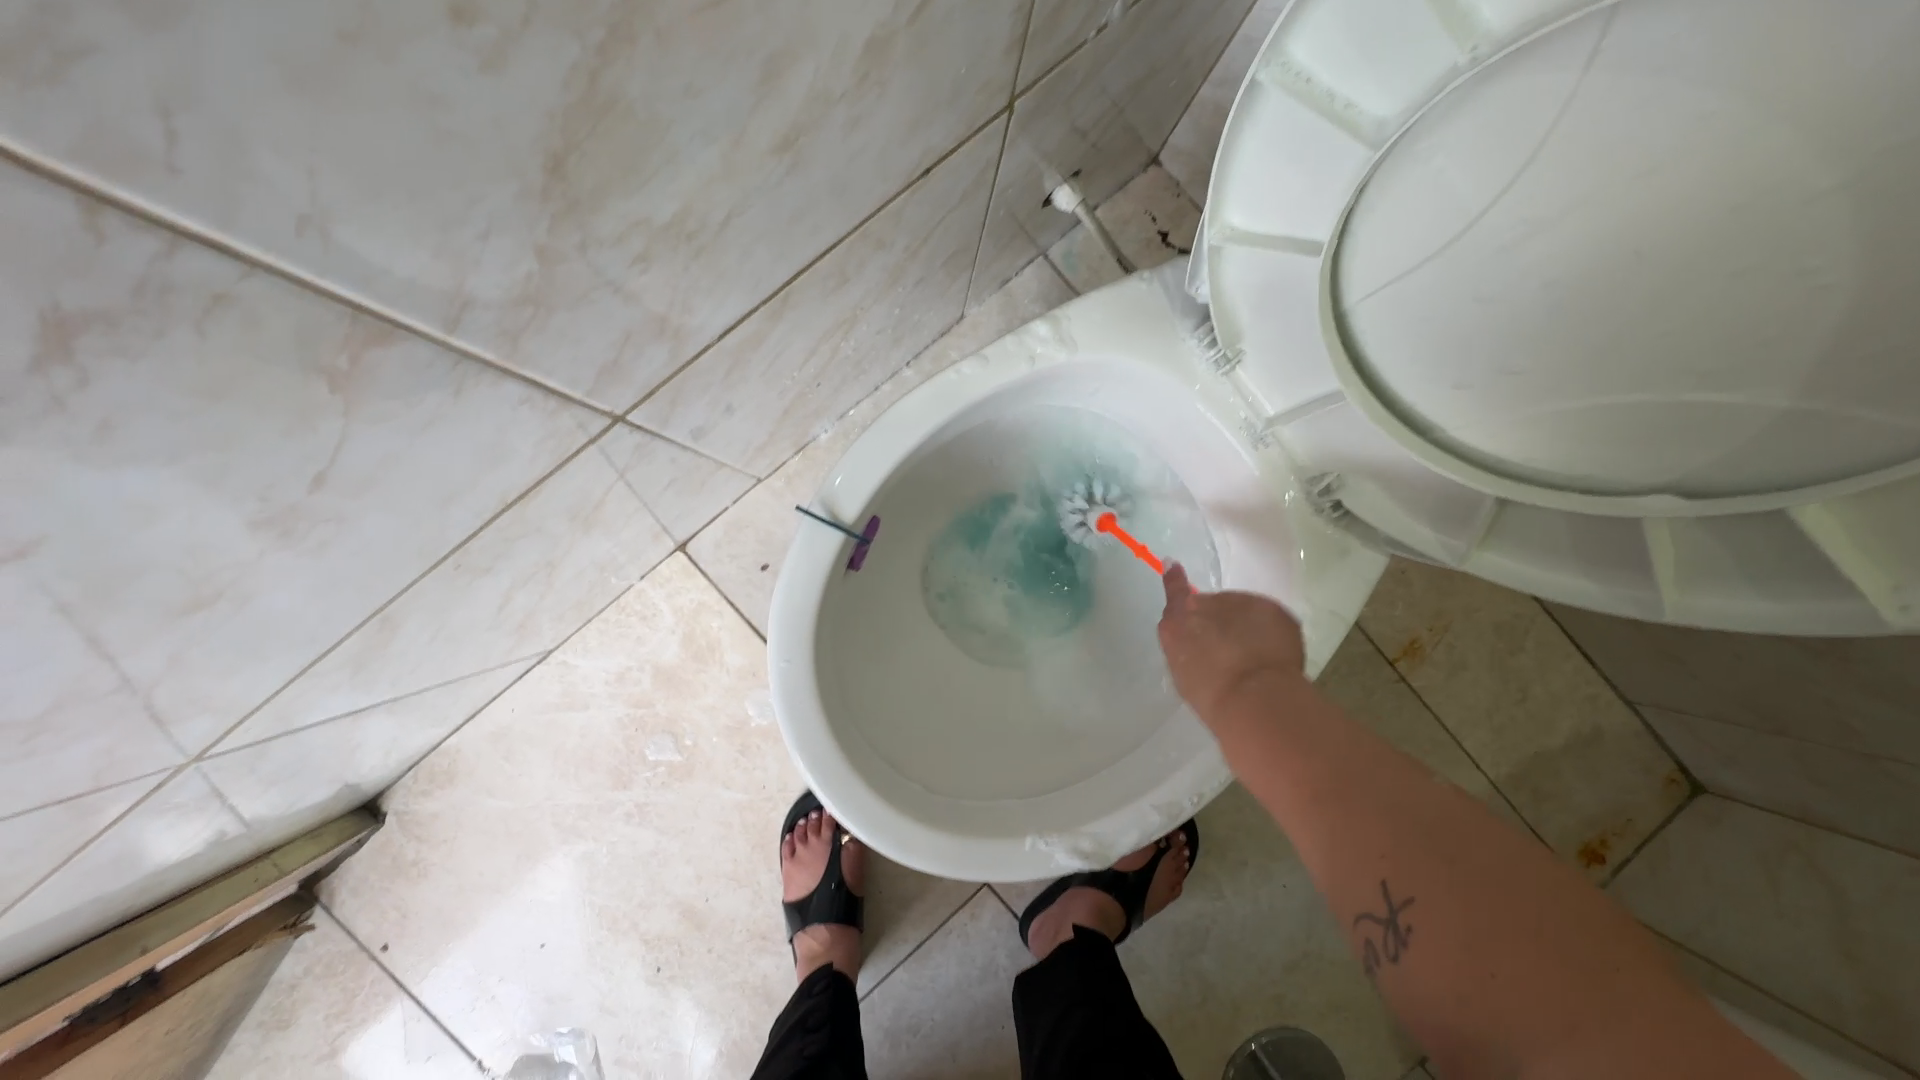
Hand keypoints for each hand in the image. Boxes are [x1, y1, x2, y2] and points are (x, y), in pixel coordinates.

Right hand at [1157, 564, 1306, 722]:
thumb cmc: (1211, 695)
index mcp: (1178, 623)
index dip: (1174, 580)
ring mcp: (1241, 601)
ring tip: (1255, 660)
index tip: (1172, 564)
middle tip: (1232, 653)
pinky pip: (1270, 618)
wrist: (1253, 697)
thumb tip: (1199, 639)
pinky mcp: (1272, 607)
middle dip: (1222, 622)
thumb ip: (1187, 646)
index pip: (1174, 592)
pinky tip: (1273, 658)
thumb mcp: (1184, 671)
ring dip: (1247, 627)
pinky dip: (1271, 633)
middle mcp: (1206, 604)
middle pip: (1214, 606)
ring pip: (1244, 611)